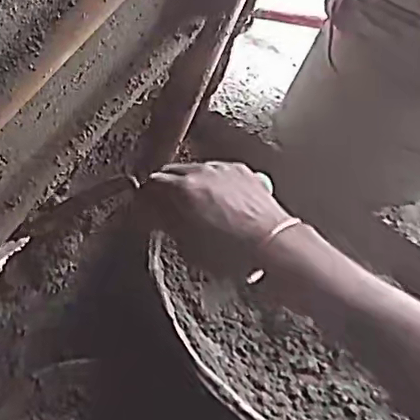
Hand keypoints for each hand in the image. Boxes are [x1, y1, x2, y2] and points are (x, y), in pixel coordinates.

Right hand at [141, 161, 292, 273]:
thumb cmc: (233, 250)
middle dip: (166, 187)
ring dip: (190, 183)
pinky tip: (218, 201)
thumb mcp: (187, 242)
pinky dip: (212, 182)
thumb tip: (149, 211)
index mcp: (184, 187)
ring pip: (196, 170)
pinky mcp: (243, 171)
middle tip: (166, 207)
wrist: (274, 245)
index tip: (145, 206)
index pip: (152, 182)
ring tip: (195, 206)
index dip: (146, 195)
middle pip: (172, 171)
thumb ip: (164, 221)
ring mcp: (224, 168)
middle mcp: (203, 170)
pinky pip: (218, 172)